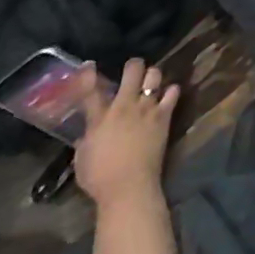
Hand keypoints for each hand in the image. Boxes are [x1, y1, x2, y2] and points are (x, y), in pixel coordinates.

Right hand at [73, 59, 180, 210]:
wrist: (129, 188)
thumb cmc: (100, 177)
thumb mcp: (82, 156)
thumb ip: (86, 137)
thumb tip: (88, 130)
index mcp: (100, 117)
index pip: (91, 88)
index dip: (88, 73)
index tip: (89, 65)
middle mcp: (124, 106)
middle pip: (132, 71)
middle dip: (133, 65)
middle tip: (132, 70)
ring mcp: (146, 109)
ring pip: (154, 75)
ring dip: (152, 75)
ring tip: (150, 81)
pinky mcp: (164, 116)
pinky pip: (172, 93)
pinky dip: (171, 90)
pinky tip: (168, 93)